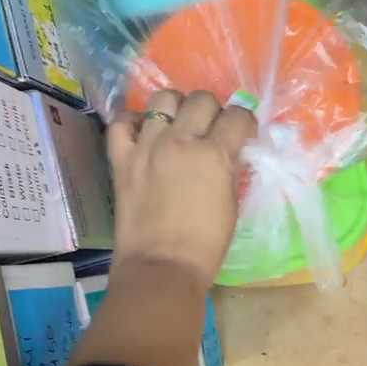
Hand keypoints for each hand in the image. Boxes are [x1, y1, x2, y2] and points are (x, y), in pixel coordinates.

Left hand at [107, 90, 256, 289]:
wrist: (162, 266)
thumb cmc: (206, 245)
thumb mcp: (231, 203)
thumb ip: (230, 170)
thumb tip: (229, 153)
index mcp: (216, 154)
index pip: (238, 116)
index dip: (244, 123)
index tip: (242, 135)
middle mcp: (182, 140)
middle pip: (202, 99)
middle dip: (213, 111)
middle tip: (210, 130)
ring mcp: (148, 146)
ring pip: (163, 99)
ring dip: (175, 108)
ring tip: (176, 126)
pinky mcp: (122, 158)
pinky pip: (122, 122)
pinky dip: (133, 122)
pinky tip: (142, 133)